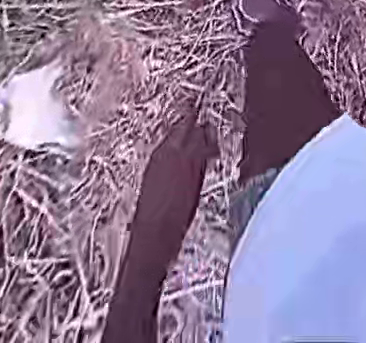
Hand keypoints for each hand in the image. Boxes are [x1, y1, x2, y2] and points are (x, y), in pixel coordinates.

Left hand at [125, 106, 215, 260]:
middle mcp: (171, 153)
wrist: (152, 239)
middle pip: (187, 126)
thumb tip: (207, 155)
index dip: (210, 131)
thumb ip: (201, 166)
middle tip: (205, 128)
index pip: (203, 133)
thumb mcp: (198, 191)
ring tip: (192, 137)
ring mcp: (158, 158)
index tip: (215, 133)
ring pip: (174, 133)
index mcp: (189, 159)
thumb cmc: (178, 223)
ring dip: (185, 132)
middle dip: (197, 126)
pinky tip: (178, 153)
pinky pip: (164, 145)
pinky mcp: (150, 165)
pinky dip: (173, 144)